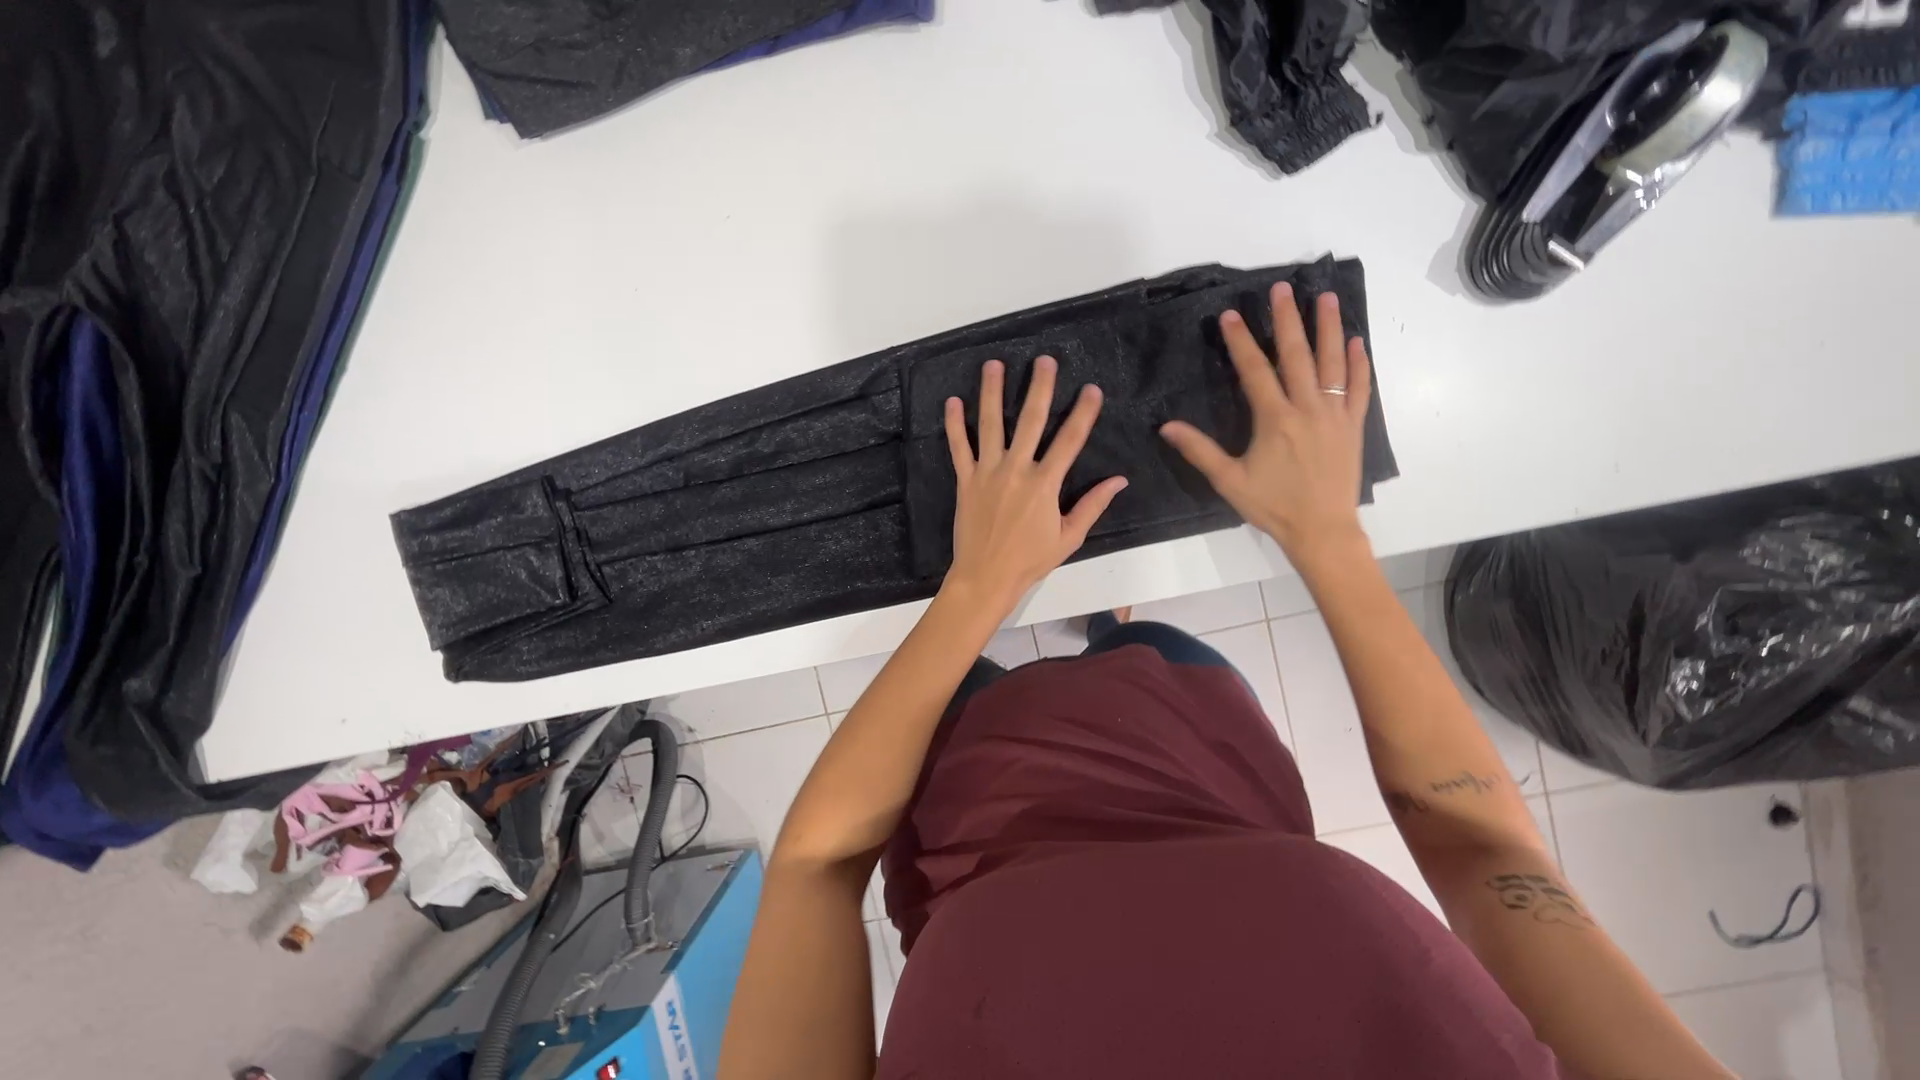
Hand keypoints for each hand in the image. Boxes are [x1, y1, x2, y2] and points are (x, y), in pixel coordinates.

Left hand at [942, 356, 1127, 610]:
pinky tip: (952, 401)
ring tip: (993, 364)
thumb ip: (1093, 505)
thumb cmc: (1030, 560)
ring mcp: (988, 473)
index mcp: (1045, 484)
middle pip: (1030, 421)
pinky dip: (954, 425)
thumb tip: (1119, 480)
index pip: (1069, 441)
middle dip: (1039, 388)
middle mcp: (1016, 470)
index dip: (1083, 413)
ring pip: (989, 425)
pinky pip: (959, 448)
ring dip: (991, 393)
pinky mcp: (966, 481)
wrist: (985, 577)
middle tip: (1044, 360)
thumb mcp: (1069, 537)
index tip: (1092, 389)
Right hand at [1160, 283, 1372, 565]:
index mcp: (1274, 420)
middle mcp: (1307, 409)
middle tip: (1281, 288)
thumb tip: (1168, 426)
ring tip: (1324, 297)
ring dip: (1328, 328)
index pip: (1255, 370)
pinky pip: (1358, 388)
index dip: (1241, 341)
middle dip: (1287, 319)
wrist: (1322, 530)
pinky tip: (1355, 342)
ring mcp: (1334, 415)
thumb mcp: (1230, 481)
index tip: (1231, 315)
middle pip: (1296, 355)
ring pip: (1332, 362)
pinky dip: (1358, 363)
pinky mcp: (1354, 426)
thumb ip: (1200, 450)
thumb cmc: (1273, 506)